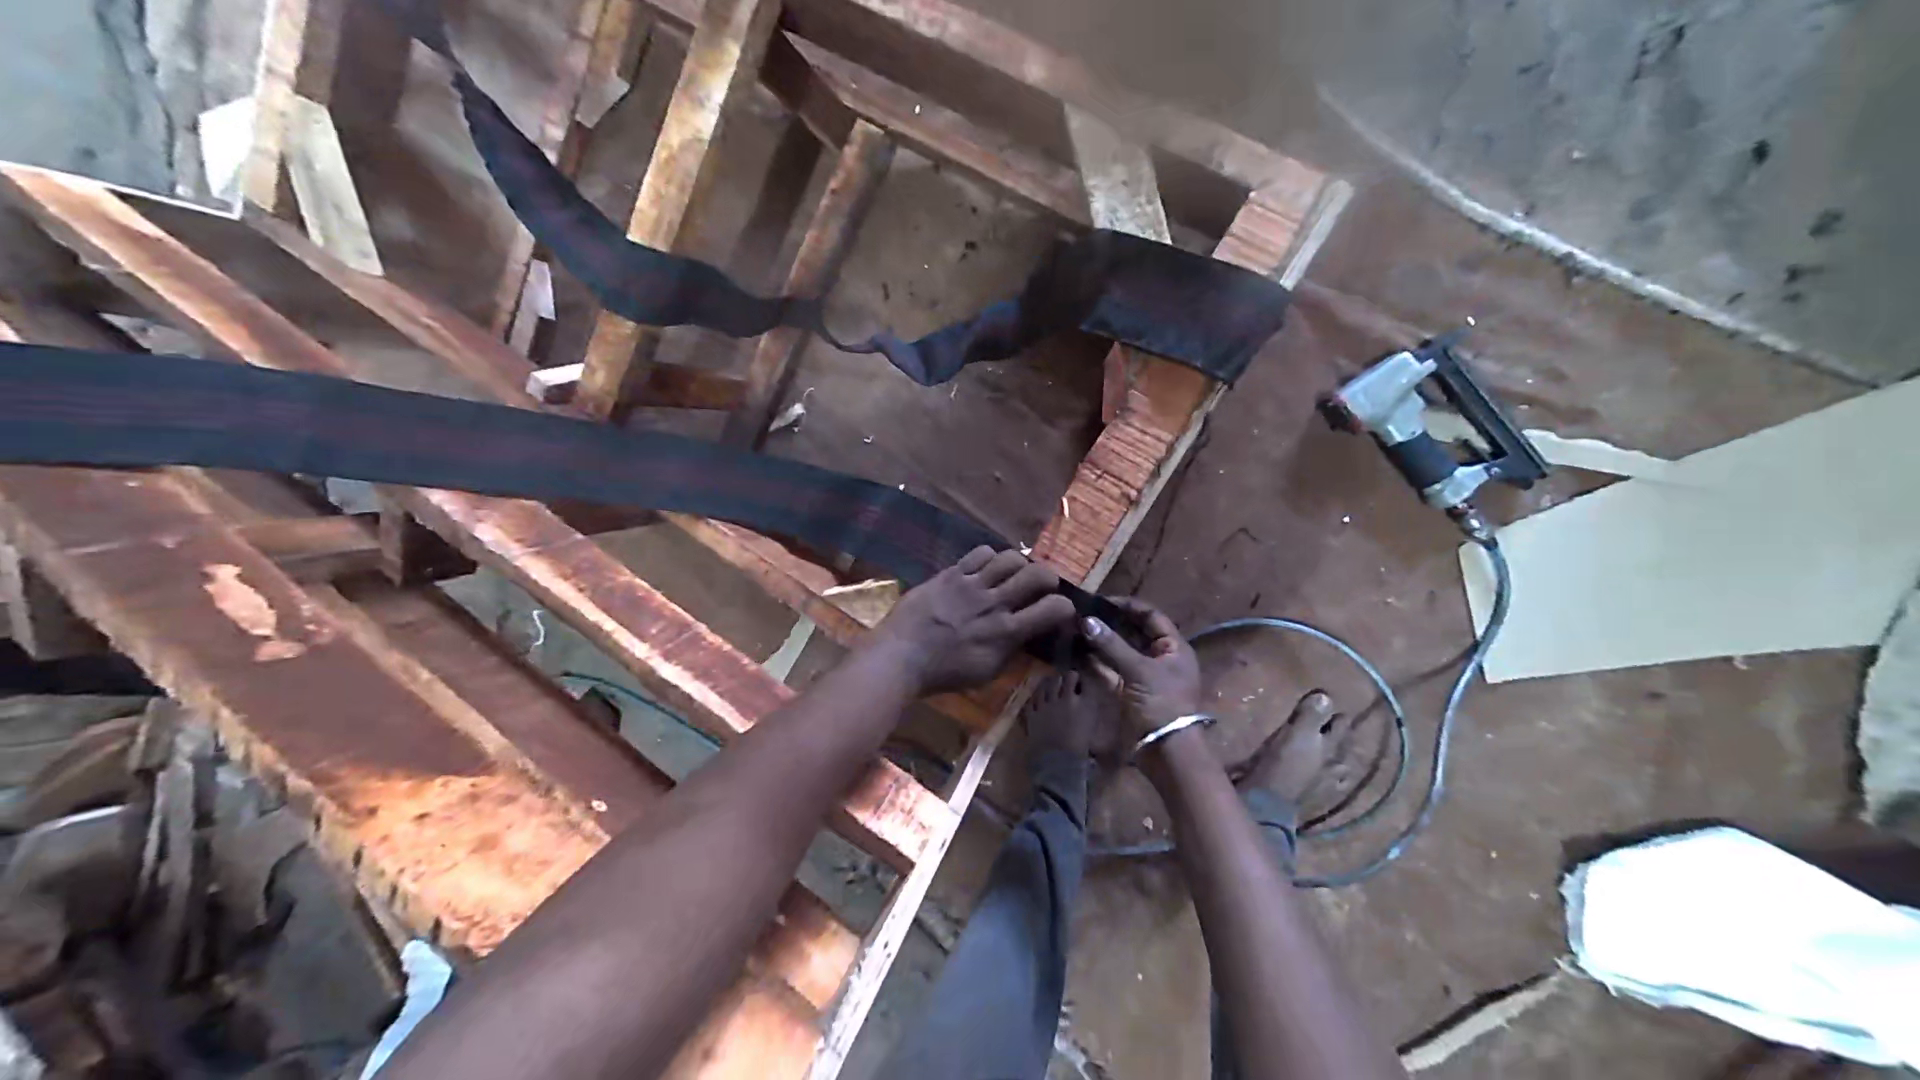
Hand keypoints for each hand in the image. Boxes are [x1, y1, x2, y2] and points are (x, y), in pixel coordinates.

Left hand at [872, 547, 1076, 693]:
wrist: (900, 656)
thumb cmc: (943, 673)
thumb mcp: (986, 671)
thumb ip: (1010, 650)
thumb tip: (1026, 634)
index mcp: (1006, 632)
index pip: (1053, 609)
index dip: (1065, 607)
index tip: (1061, 610)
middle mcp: (995, 603)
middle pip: (1037, 574)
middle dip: (1049, 577)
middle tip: (1044, 585)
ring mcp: (972, 584)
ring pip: (1010, 557)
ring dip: (1020, 564)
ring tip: (1014, 573)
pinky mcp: (951, 573)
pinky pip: (980, 553)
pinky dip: (990, 557)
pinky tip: (986, 568)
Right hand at [1080, 597, 1200, 743]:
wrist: (1166, 752)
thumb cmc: (1162, 704)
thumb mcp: (1139, 671)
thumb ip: (1112, 645)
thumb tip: (1086, 620)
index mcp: (1173, 648)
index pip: (1150, 616)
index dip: (1127, 606)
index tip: (1101, 600)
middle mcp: (1159, 657)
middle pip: (1133, 632)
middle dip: (1109, 623)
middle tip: (1083, 613)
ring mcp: (1143, 675)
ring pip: (1120, 651)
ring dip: (1100, 641)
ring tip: (1076, 628)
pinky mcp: (1129, 691)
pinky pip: (1110, 669)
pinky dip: (1096, 660)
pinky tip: (1077, 651)